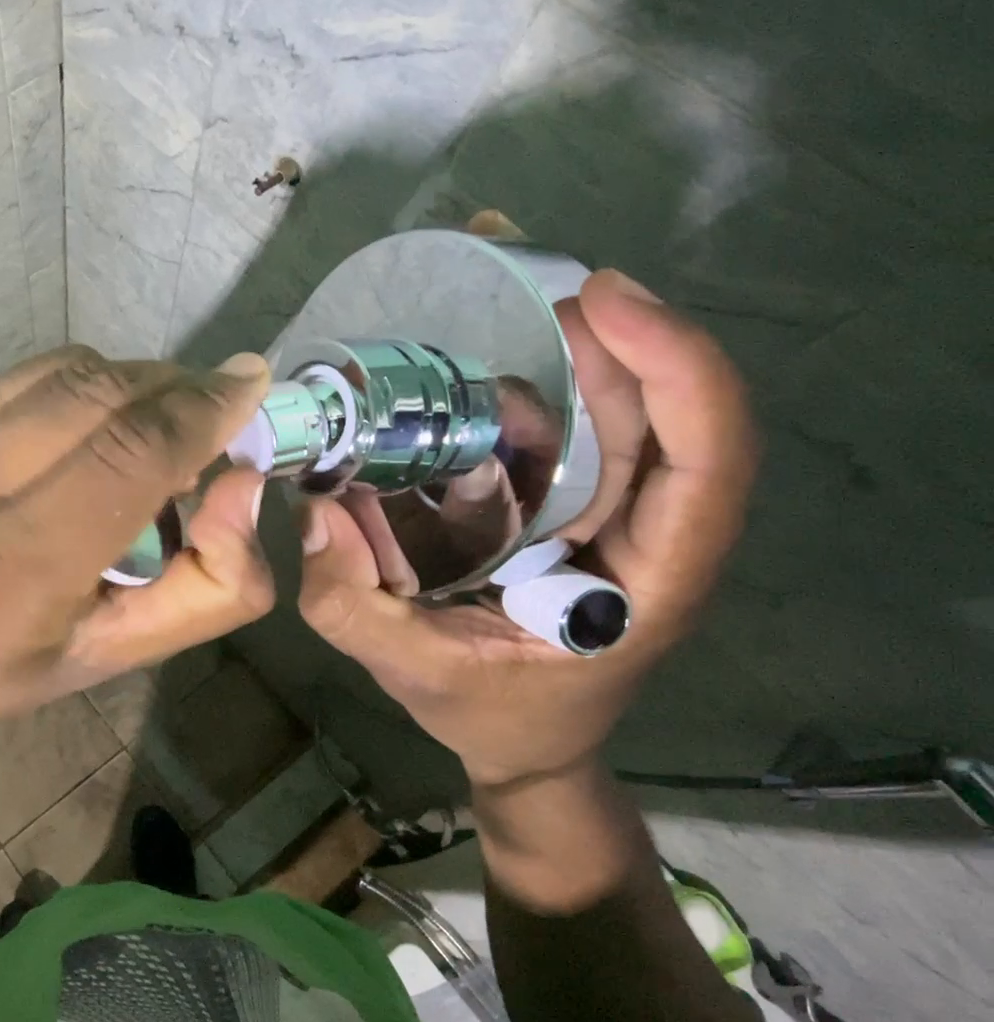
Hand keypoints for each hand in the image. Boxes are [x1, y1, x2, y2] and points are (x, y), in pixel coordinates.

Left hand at [0, 345, 275, 749]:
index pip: (124, 459)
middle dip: (174, 386)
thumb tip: (245, 481)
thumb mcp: (121, 656)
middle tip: (215, 406)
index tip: (251, 386)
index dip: (199, 413)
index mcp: (4, 581)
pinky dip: (78, 392)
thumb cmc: (9, 671)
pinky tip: (86, 435)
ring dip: (130, 381)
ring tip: (155, 425)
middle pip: (94, 396)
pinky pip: (22, 382)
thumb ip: (209, 584)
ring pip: (60, 373)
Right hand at [297, 270, 758, 786]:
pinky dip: (550, 385)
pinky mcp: (581, 510)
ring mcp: (619, 518)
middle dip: (621, 334)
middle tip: (531, 276)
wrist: (527, 746)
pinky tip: (494, 359)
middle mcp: (652, 536)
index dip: (674, 370)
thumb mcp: (410, 669)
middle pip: (675, 417)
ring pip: (633, 415)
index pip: (705, 464)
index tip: (599, 302)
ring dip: (586, 348)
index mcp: (647, 582)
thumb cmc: (491, 714)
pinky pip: (582, 434)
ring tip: (510, 294)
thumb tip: (315, 508)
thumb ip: (352, 602)